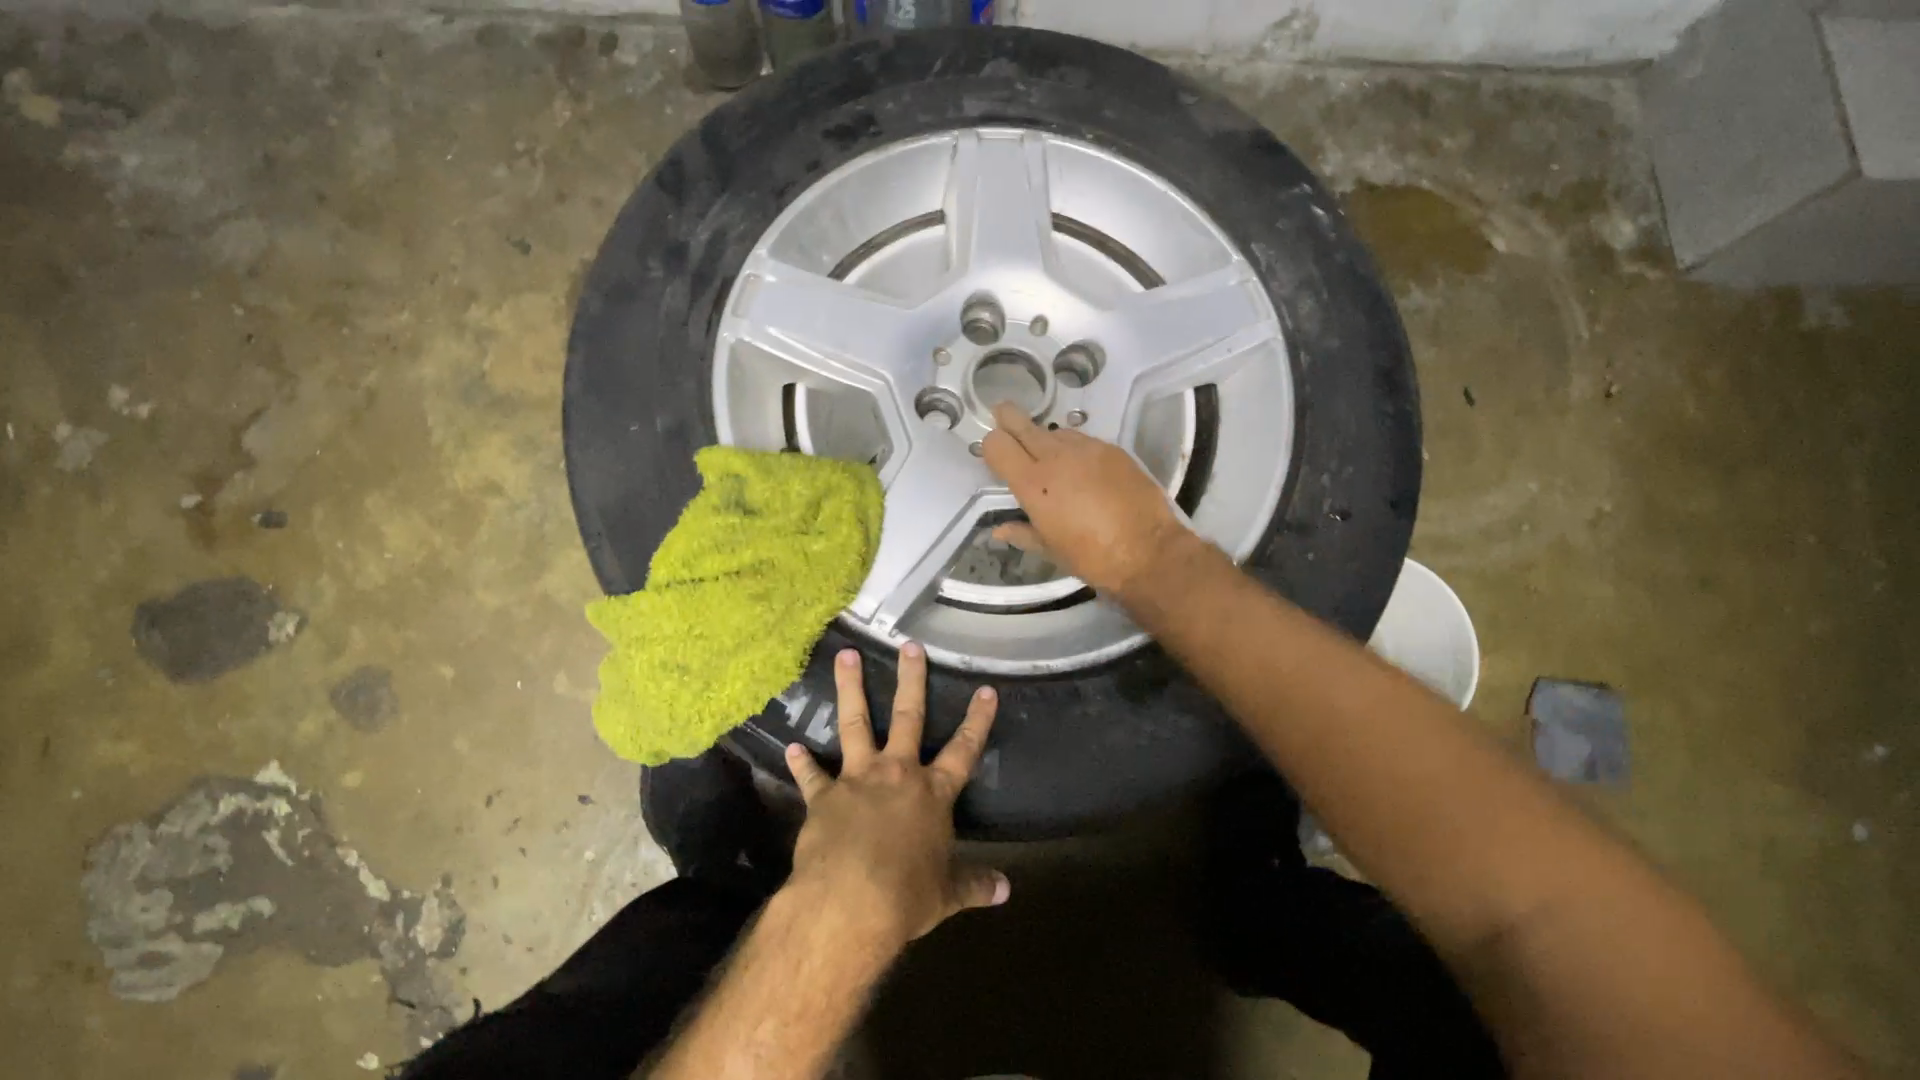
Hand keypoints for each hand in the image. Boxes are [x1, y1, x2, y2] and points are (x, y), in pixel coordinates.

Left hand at [783, 643, 1008, 947]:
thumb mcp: (947, 893)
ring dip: (850, 688)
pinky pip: (811, 775)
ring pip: (855, 723)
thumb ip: (975, 883)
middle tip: (910, 646)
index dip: (977, 720)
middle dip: (911, 679)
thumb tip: (1006, 890)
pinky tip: (793, 747)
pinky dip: (802, 762)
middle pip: (908, 718)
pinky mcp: (823, 796)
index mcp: (933, 794)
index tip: (985, 689)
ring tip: (844, 656)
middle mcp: (898, 774)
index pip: (964, 749)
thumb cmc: (906, 896)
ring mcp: (858, 780)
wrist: (849, 900)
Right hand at [981, 402, 1195, 594]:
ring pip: (1054, 431)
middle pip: (1021, 423)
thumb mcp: (1050, 550)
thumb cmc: (1091, 557)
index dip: (992, 445)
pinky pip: (1083, 440)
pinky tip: (1083, 469)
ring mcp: (1086, 449)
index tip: (995, 454)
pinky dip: (1075, 449)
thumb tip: (999, 530)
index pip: (997, 444)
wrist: (1148, 551)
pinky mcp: (1112, 449)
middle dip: (1008, 419)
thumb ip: (1021, 533)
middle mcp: (1055, 457)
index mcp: (1032, 484)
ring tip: (1051, 458)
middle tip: (1002, 415)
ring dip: (1046, 439)